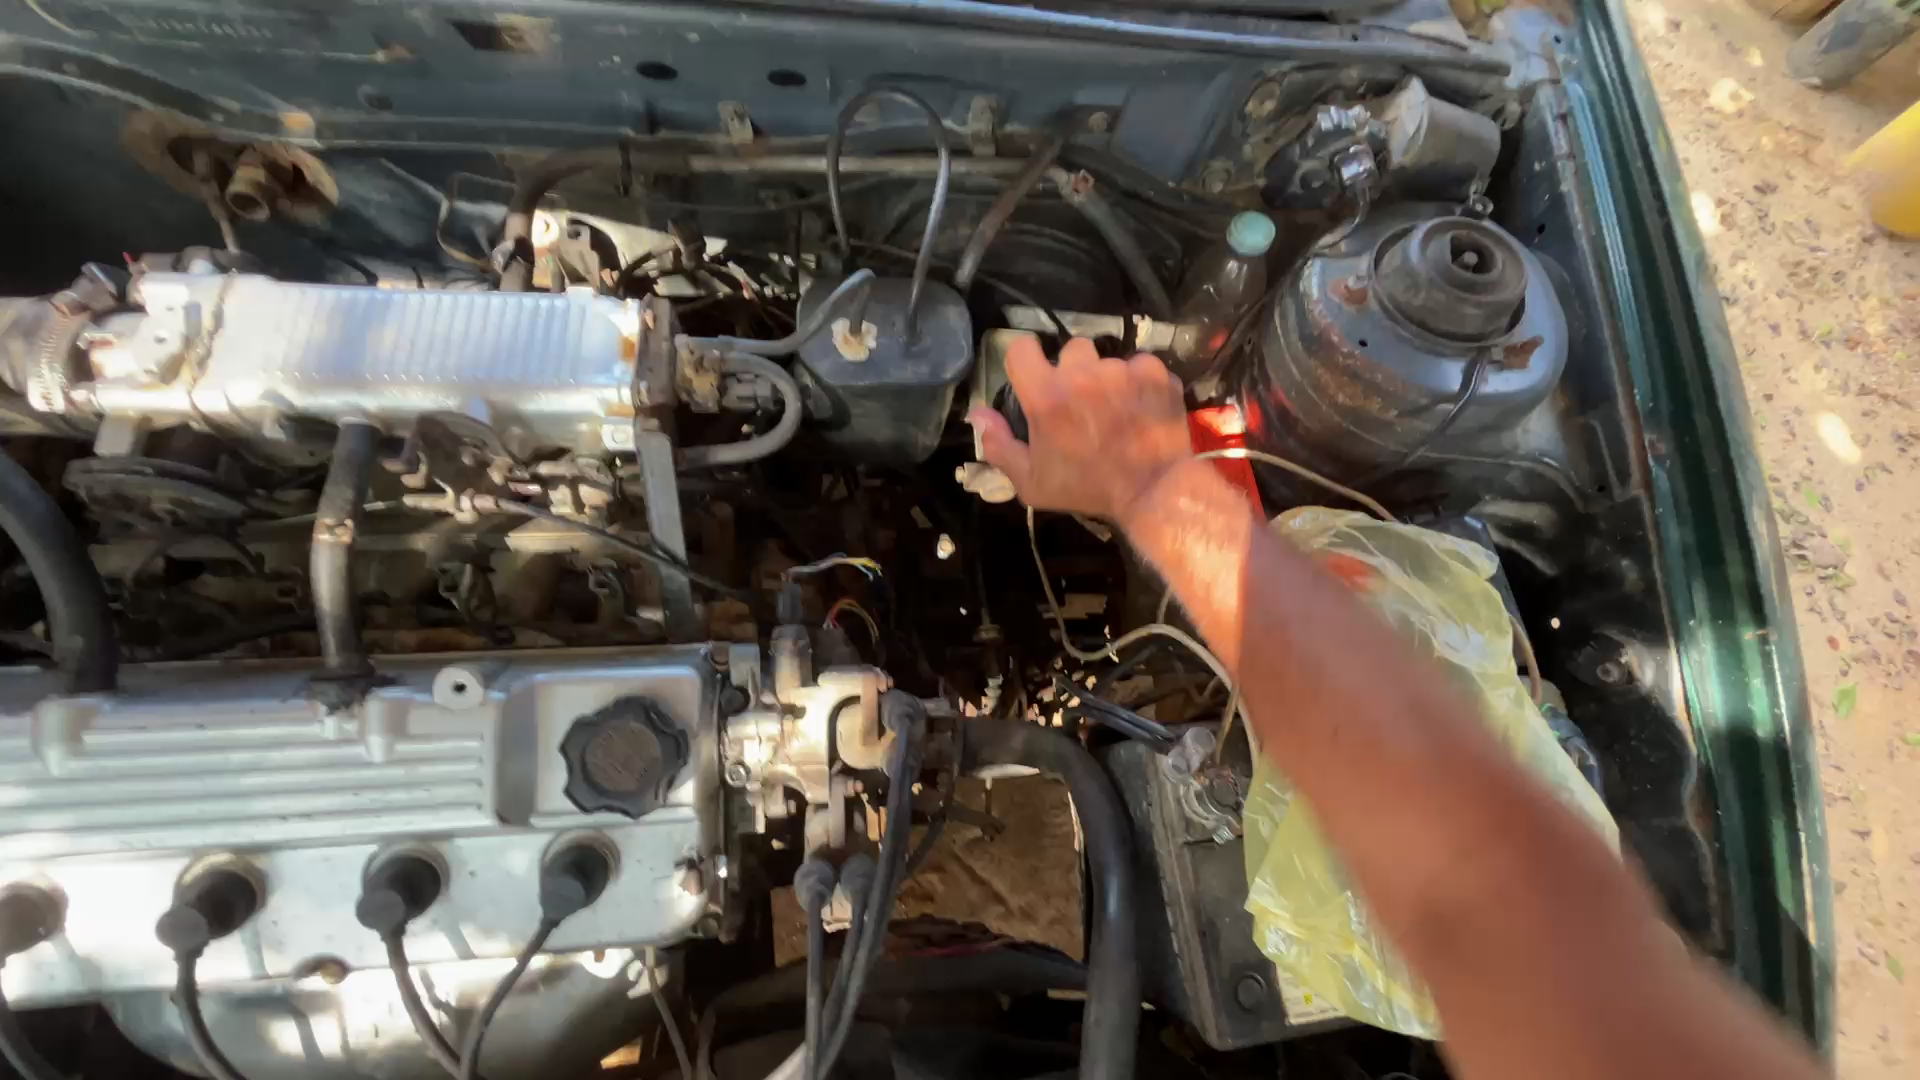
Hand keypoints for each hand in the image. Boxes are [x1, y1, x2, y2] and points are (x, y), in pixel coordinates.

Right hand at [967, 336, 1191, 526]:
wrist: (1151, 492)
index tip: (1033, 377)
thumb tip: (977, 413)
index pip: (1021, 348)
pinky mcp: (1154, 373)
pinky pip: (1139, 365)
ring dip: (1106, 378)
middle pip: (1070, 349)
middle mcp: (1082, 374)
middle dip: (1072, 370)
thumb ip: (998, 445)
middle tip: (1081, 402)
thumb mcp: (1031, 481)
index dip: (1025, 361)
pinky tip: (1139, 407)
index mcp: (1046, 396)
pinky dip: (1138, 382)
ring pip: (1106, 359)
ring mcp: (1121, 370)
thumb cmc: (1086, 489)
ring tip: (1114, 408)